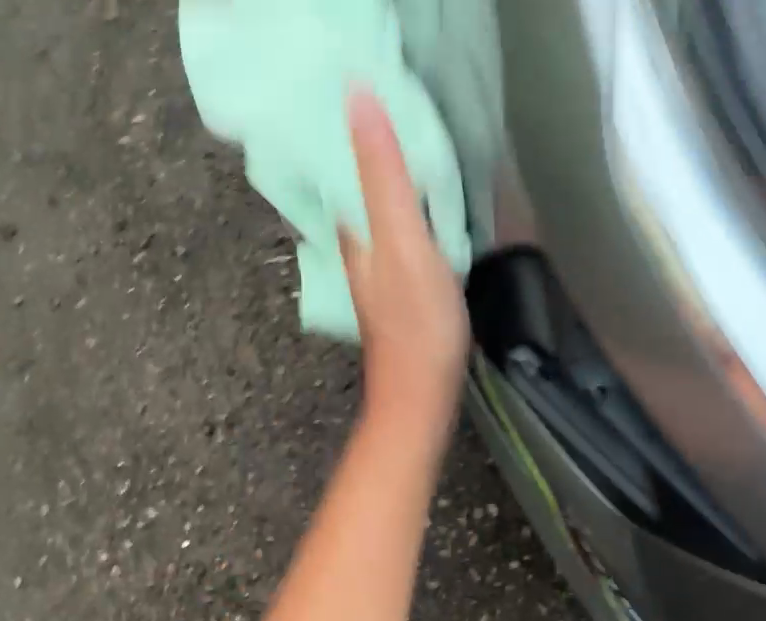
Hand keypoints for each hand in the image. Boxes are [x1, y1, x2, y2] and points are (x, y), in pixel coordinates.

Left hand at [339, 88, 470, 437]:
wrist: (422, 396)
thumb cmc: (416, 323)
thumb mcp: (403, 241)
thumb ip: (384, 176)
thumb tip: (358, 99)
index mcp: (352, 228)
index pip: (341, 158)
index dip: (350, 121)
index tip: (363, 79)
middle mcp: (356, 245)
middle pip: (356, 181)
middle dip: (366, 142)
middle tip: (390, 98)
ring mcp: (377, 268)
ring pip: (376, 205)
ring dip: (387, 172)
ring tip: (408, 133)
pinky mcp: (400, 286)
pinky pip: (398, 229)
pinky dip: (407, 204)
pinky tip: (425, 196)